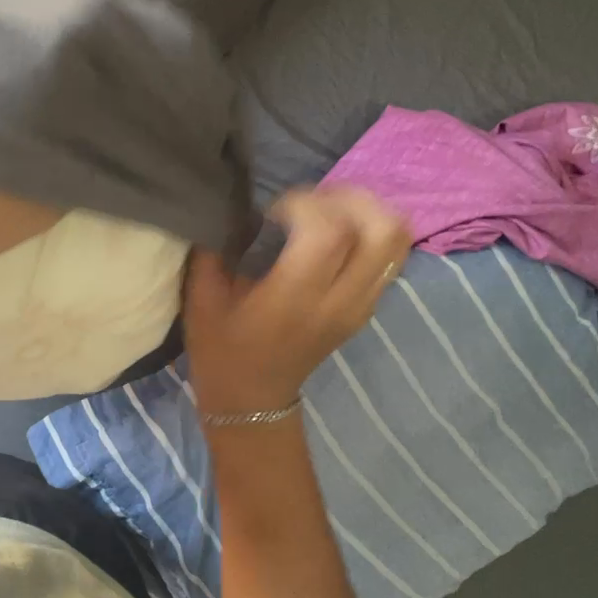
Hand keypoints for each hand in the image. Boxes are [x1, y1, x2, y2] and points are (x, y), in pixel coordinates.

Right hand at [184, 188, 409, 415]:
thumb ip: (215, 250)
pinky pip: (391, 256)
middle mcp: (339, 301)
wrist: (252, 398)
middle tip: (310, 202)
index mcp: (294, 300)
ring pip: (396, 239)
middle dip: (347, 199)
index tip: (272, 210)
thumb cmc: (221, 350)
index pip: (329, 233)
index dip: (304, 204)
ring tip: (328, 212)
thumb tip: (233, 211)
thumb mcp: (201, 299)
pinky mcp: (368, 306)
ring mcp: (361, 305)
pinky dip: (371, 232)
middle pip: (381, 228)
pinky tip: (335, 235)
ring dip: (367, 212)